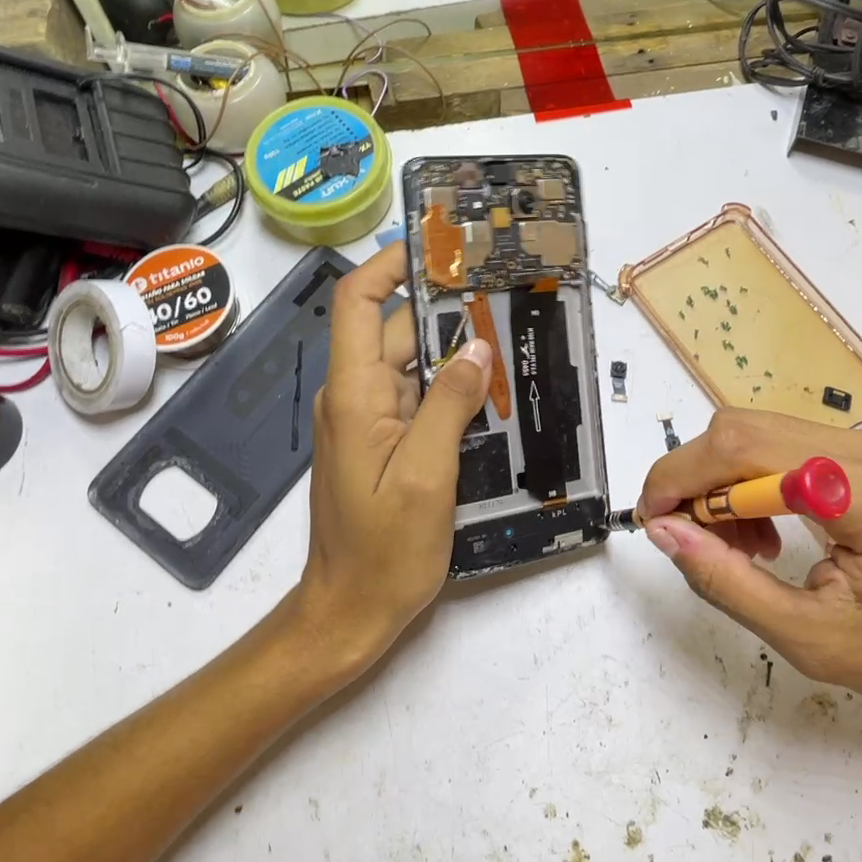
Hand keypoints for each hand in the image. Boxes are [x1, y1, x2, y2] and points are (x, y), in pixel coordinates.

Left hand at [298, 244, 488, 667]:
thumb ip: (449, 406)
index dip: (391, 265)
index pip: (358, 303)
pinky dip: (452, 389)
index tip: (440, 248)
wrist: (349, 612)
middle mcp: (355, 396)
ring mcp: (368, 421)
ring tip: (512, 337)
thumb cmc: (383, 550)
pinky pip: (417, 399)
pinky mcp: (383, 443)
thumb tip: (477, 348)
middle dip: (447, 309)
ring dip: (456, 352)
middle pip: (396, 330)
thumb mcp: (425, 476)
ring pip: (412, 366)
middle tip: (505, 295)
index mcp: (354, 394)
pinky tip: (493, 391)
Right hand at [637, 409, 861, 725]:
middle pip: (741, 430)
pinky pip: (778, 444)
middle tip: (690, 540)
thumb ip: (726, 580)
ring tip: (737, 548)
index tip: (654, 525)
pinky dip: (747, 482)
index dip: (681, 478)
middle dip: (695, 481)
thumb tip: (663, 531)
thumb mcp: (806, 637)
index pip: (743, 451)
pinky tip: (762, 531)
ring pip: (753, 433)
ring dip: (720, 484)